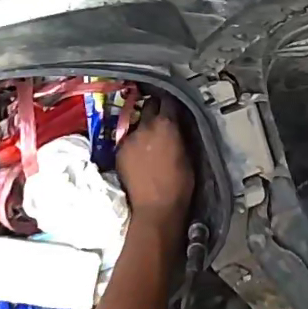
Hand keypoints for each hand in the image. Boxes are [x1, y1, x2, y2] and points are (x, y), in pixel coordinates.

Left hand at [115, 96, 194, 228]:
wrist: (156, 208)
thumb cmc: (180, 184)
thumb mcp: (188, 154)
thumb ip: (181, 133)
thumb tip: (179, 124)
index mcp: (166, 124)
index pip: (168, 100)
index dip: (171, 101)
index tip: (173, 104)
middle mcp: (145, 125)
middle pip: (149, 105)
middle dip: (156, 108)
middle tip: (161, 116)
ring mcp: (129, 137)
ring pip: (137, 122)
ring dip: (144, 126)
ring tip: (150, 138)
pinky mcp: (118, 150)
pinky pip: (127, 138)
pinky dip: (134, 141)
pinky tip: (140, 154)